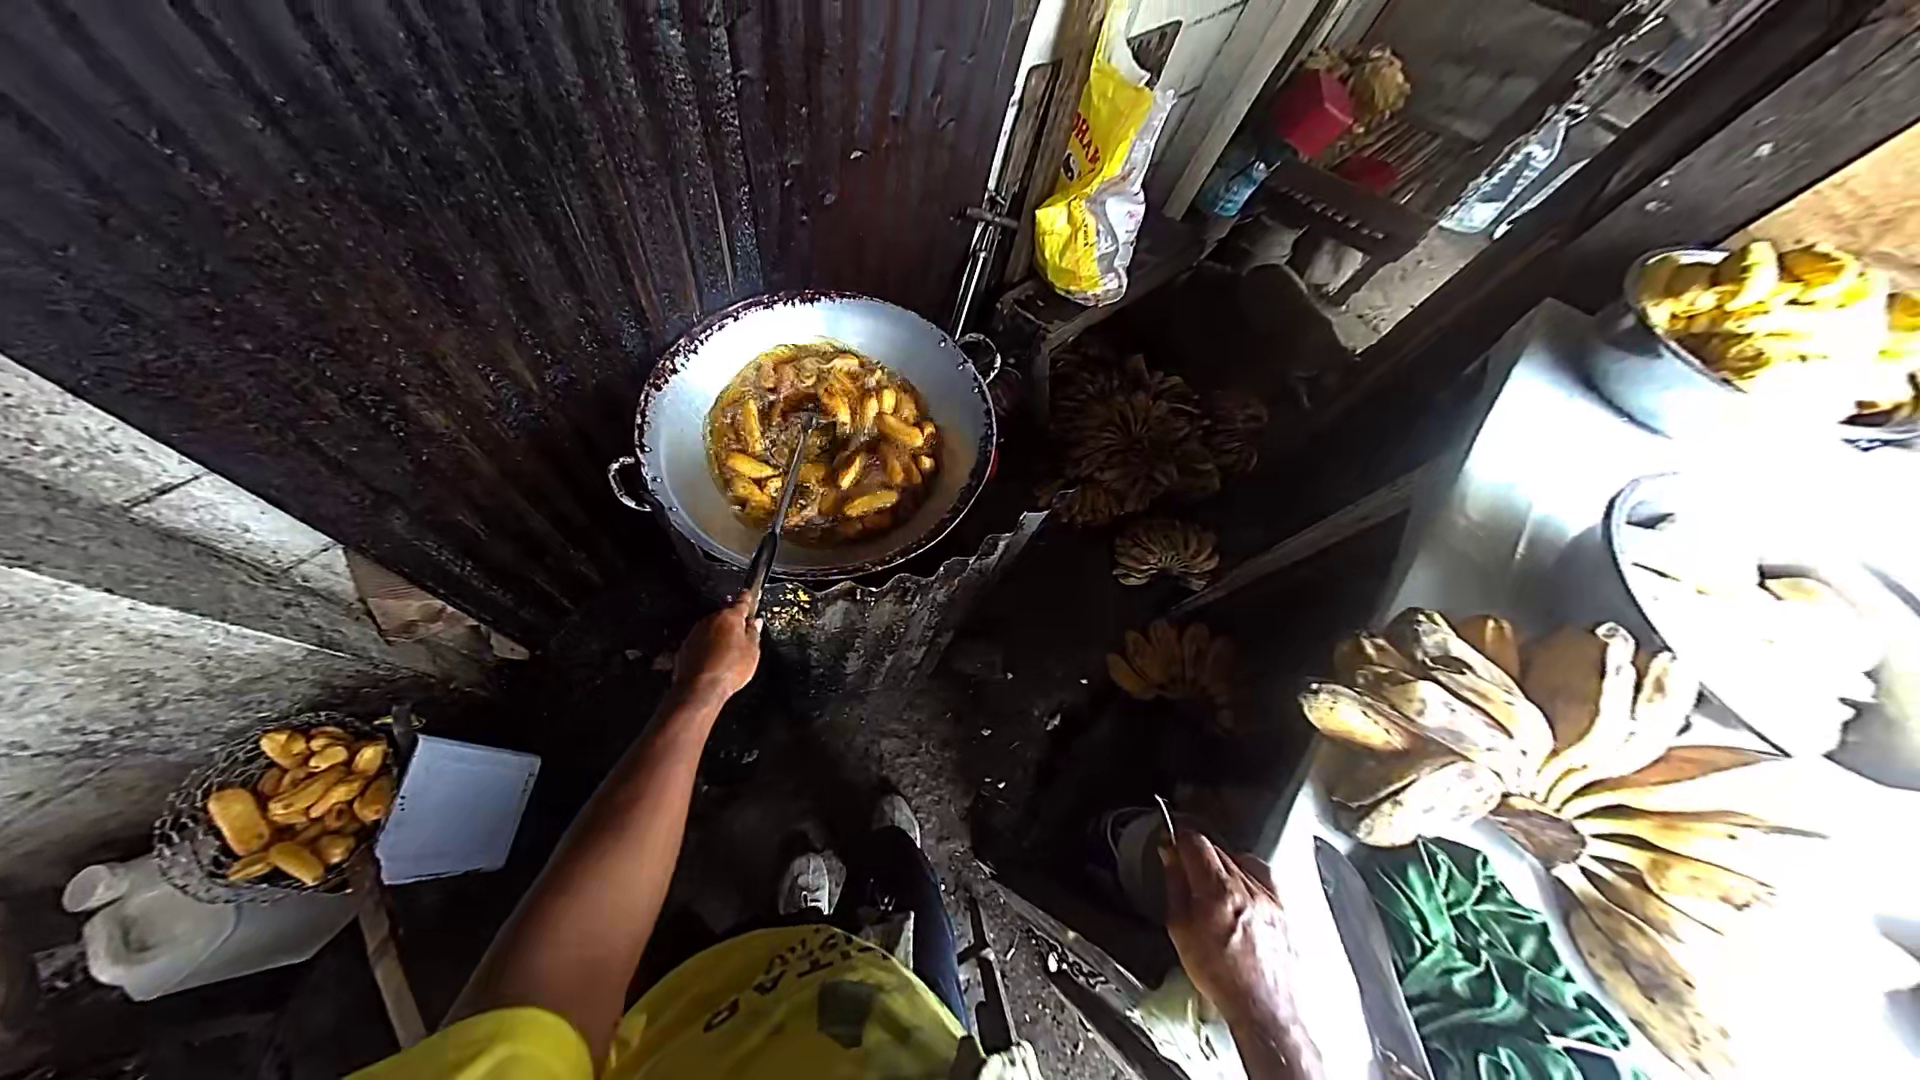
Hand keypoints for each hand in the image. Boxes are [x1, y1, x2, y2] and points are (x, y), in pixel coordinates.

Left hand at [672, 593, 761, 700]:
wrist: (700, 689)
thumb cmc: (728, 670)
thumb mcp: (753, 651)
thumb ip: (754, 632)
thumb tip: (755, 623)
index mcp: (730, 617)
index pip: (741, 602)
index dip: (746, 598)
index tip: (747, 595)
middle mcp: (710, 620)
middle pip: (725, 615)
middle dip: (733, 622)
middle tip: (743, 634)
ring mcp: (695, 633)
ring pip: (711, 628)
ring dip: (719, 635)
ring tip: (729, 653)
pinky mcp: (685, 646)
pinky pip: (700, 641)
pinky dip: (707, 647)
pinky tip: (714, 660)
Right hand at [1162, 828, 1298, 1028]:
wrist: (1264, 1009)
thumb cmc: (1221, 977)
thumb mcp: (1180, 929)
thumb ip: (1174, 884)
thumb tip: (1169, 854)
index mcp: (1217, 891)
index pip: (1195, 841)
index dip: (1178, 836)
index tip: (1170, 840)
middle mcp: (1247, 887)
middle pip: (1216, 847)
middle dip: (1197, 853)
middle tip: (1185, 867)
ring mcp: (1268, 895)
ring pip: (1238, 858)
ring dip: (1220, 864)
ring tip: (1212, 886)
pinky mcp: (1283, 905)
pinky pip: (1261, 872)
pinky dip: (1246, 872)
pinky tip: (1238, 887)